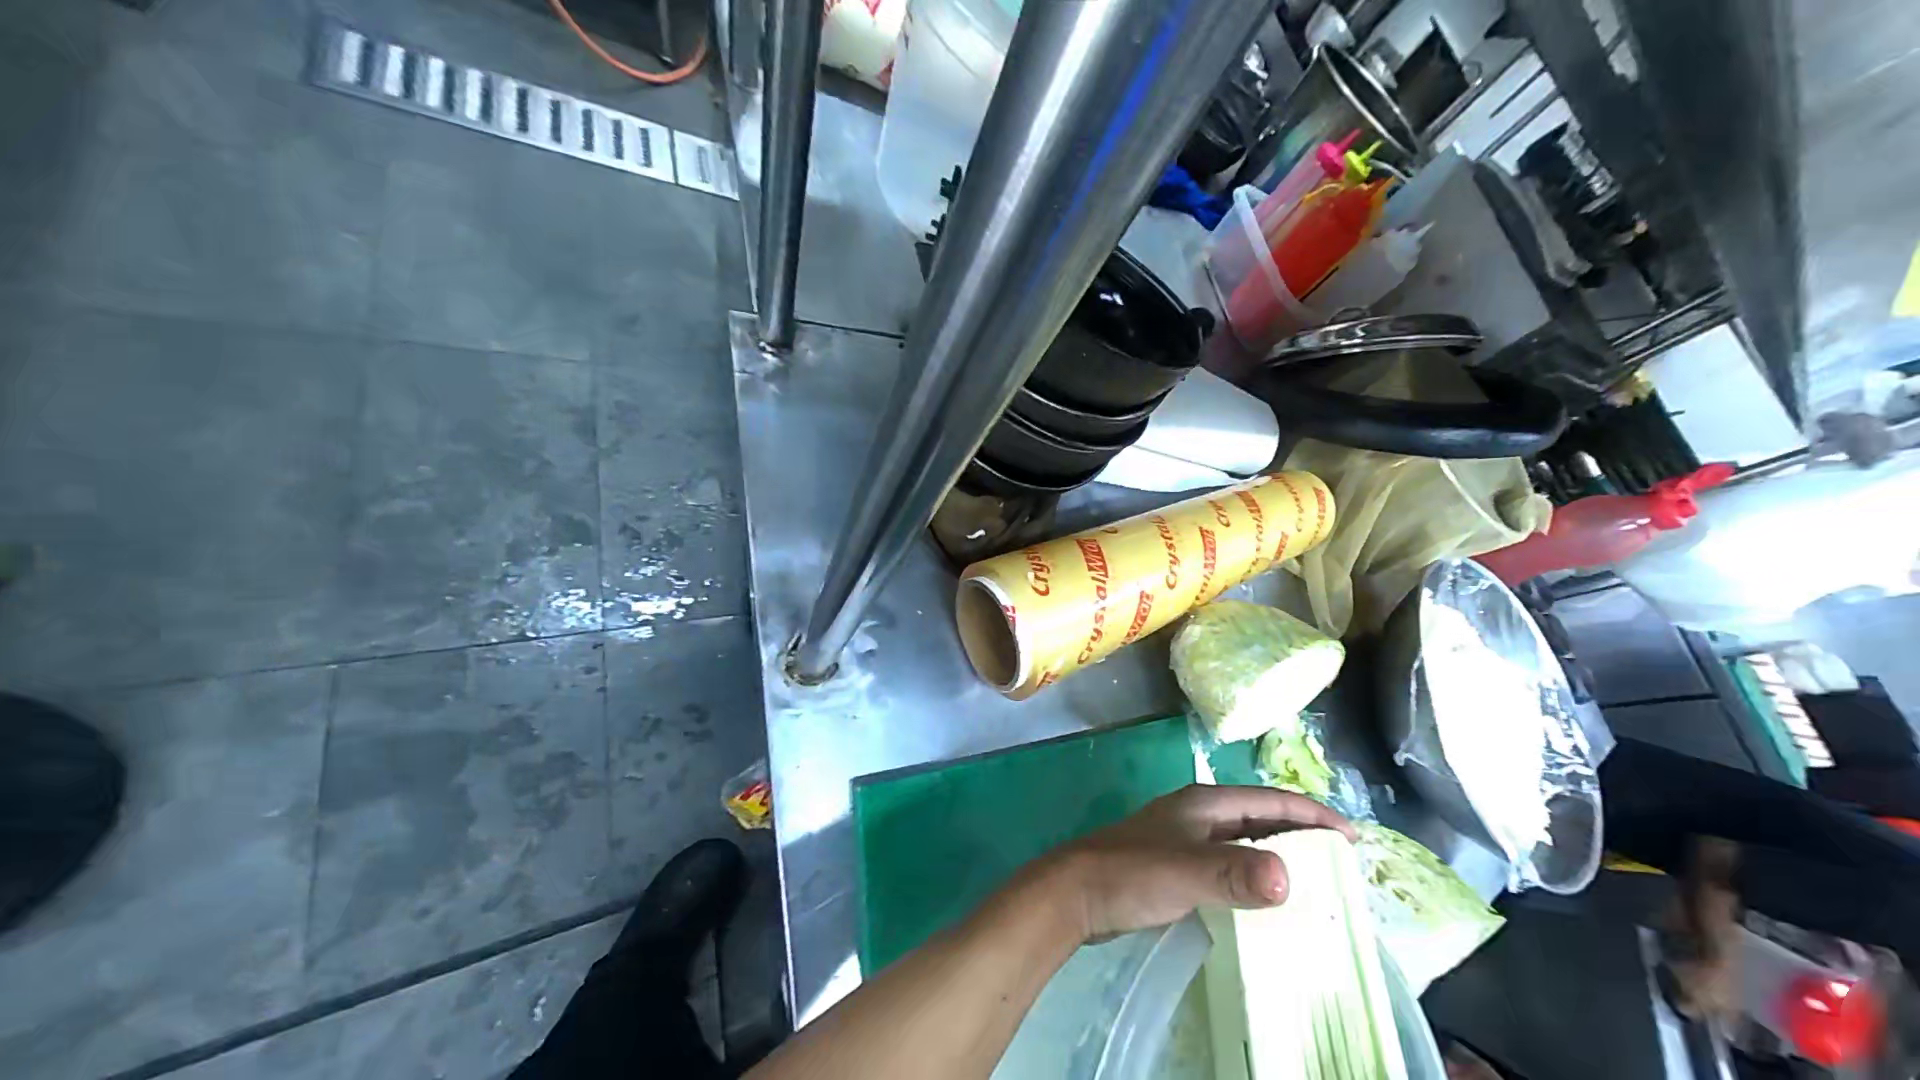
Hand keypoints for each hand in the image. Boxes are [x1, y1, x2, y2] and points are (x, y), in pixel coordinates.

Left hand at [1042, 784, 1355, 941]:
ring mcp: (1185, 839)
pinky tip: (1265, 899)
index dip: (1312, 815)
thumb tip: (1290, 878)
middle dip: (1300, 834)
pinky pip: (1228, 863)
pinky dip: (1253, 874)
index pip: (1269, 800)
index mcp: (1204, 804)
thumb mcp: (1185, 871)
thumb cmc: (1130, 873)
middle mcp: (1197, 815)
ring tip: (1316, 881)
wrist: (1074, 893)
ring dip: (1278, 855)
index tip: (1353, 837)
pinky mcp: (1176, 865)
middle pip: (1260, 817)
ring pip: (1244, 841)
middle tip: (1343, 863)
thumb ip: (1233, 873)